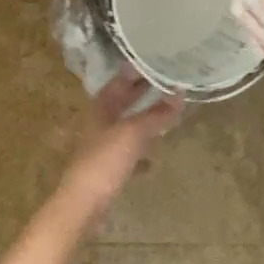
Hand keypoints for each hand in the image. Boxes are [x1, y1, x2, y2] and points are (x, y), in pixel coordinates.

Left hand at [59, 69, 184, 208]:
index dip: (135, 71)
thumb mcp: (133, 133)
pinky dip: (141, 153)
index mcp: (101, 108)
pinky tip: (153, 160)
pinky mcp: (108, 170)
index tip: (154, 59)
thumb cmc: (104, 161)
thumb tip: (180, 94)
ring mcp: (102, 147)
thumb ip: (156, 115)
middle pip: (122, 102)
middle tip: (165, 82)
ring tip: (166, 116)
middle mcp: (100, 123)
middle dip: (141, 93)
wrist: (83, 204)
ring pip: (126, 127)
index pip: (119, 81)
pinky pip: (128, 155)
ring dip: (143, 121)